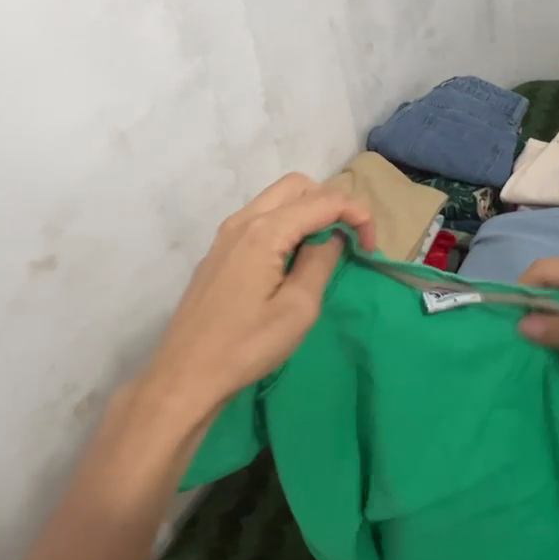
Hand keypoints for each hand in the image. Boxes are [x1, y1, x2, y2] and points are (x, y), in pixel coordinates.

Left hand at [136, 174, 376, 418]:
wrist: (187, 373)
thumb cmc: (247, 345)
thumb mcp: (298, 309)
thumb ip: (320, 262)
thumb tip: (332, 237)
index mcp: (265, 230)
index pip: (324, 200)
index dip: (357, 215)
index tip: (371, 247)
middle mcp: (243, 220)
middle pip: (297, 186)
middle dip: (331, 203)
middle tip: (348, 239)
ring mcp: (226, 234)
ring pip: (276, 199)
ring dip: (307, 212)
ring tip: (324, 249)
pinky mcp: (219, 251)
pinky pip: (259, 218)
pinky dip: (285, 224)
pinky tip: (292, 260)